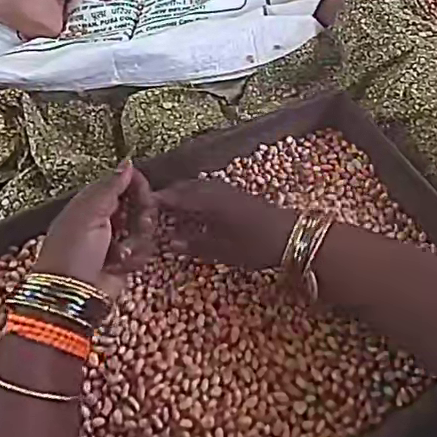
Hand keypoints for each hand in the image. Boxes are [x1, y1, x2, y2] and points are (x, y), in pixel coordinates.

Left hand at [34, 161, 156, 293]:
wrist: (71, 296)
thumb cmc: (73, 251)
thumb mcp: (89, 213)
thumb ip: (111, 186)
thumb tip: (128, 162)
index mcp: (92, 203)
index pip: (122, 183)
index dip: (137, 186)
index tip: (144, 192)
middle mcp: (106, 219)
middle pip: (139, 204)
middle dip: (142, 214)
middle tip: (140, 223)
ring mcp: (117, 240)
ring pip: (145, 228)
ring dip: (137, 239)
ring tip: (123, 251)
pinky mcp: (126, 260)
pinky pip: (144, 250)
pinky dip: (134, 258)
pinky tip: (121, 265)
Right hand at [157, 178, 296, 271]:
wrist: (291, 234)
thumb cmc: (257, 246)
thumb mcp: (225, 251)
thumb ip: (197, 245)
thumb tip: (170, 241)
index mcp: (212, 203)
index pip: (181, 196)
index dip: (162, 198)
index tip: (145, 201)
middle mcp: (219, 192)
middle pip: (190, 187)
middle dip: (172, 191)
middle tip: (153, 201)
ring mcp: (231, 191)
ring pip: (201, 185)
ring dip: (186, 190)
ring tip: (172, 200)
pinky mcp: (240, 195)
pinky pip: (211, 188)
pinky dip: (198, 192)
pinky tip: (197, 202)